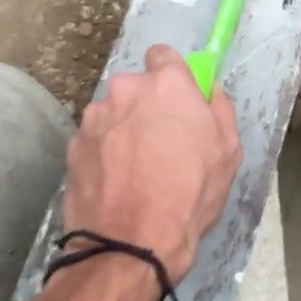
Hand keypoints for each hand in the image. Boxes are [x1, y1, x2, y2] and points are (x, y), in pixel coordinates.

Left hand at [62, 45, 241, 282]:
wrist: (129, 246)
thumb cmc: (190, 194)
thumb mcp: (228, 153)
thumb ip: (220, 110)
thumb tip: (210, 90)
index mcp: (166, 84)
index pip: (162, 54)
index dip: (170, 74)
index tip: (177, 98)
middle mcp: (125, 90)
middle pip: (136, 87)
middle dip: (146, 106)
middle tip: (160, 142)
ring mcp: (94, 118)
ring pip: (113, 113)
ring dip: (122, 129)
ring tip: (135, 168)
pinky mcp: (72, 146)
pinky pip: (94, 139)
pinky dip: (103, 153)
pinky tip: (115, 182)